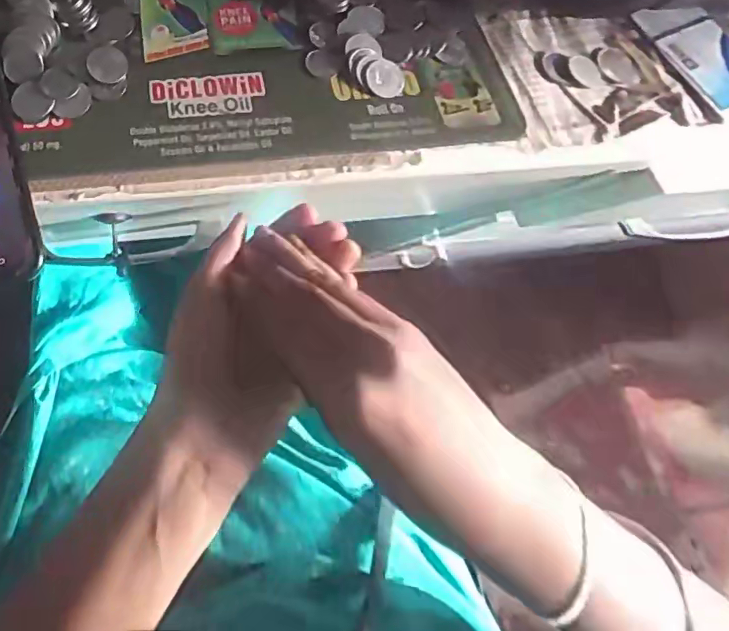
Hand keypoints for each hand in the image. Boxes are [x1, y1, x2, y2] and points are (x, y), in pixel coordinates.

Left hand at [153, 207, 360, 477]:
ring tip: (353, 252)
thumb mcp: (201, 297)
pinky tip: (355, 290)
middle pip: (291, 268)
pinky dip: (338, 310)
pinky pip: (323, 330)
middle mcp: (257, 305)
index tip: (313, 212)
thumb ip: (222, 257)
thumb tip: (244, 219)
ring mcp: (281, 334)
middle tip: (342, 233)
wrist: (206, 427)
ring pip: (310, 295)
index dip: (287, 229)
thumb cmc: (196, 354)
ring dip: (330, 271)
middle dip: (315, 247)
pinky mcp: (302, 363)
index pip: (264, 249)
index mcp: (231, 287)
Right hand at [228, 229, 562, 557]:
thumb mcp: (358, 446)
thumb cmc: (421, 488)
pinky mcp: (409, 330)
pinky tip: (315, 263)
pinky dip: (329, 275)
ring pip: (336, 291)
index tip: (233, 276)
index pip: (294, 334)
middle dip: (276, 270)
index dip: (261, 302)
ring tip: (274, 240)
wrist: (495, 484)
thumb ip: (320, 390)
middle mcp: (374, 351)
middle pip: (313, 302)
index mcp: (355, 392)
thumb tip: (286, 347)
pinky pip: (358, 297)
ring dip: (300, 262)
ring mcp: (396, 335)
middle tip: (246, 244)